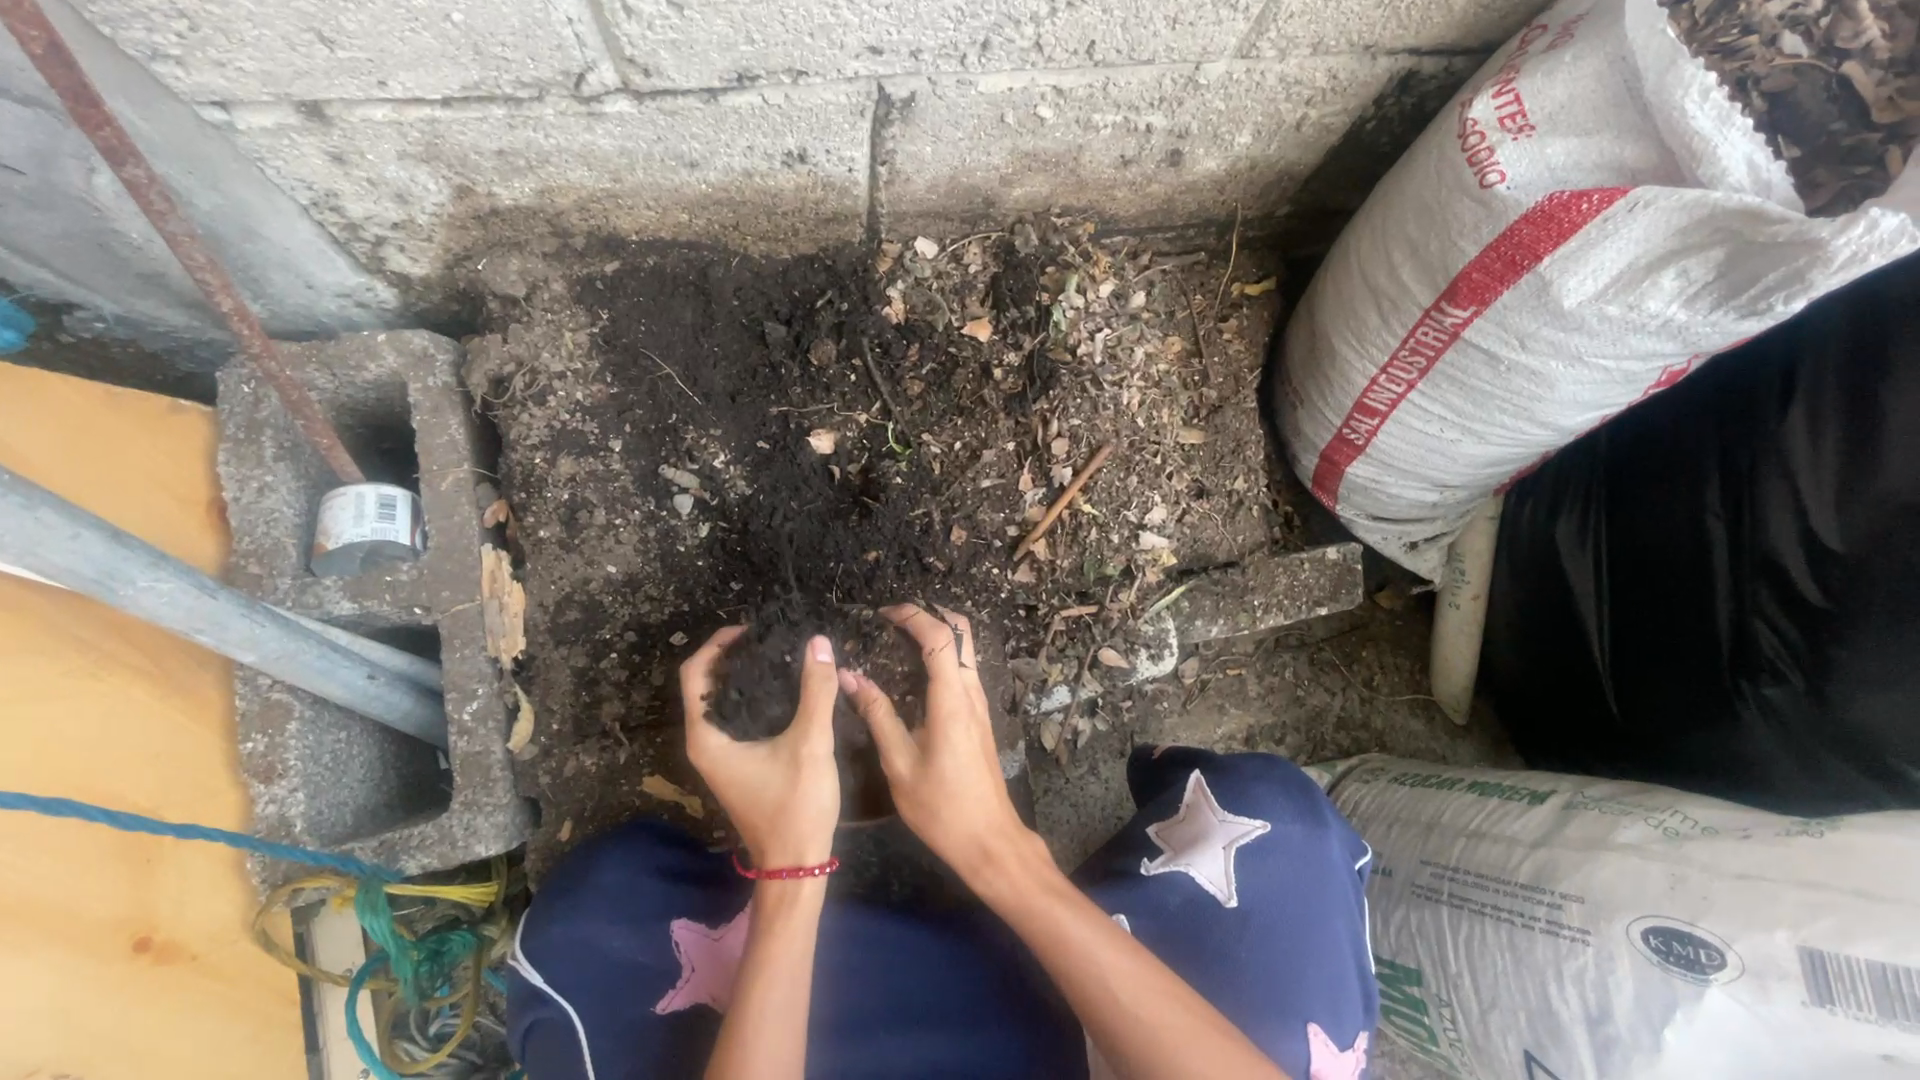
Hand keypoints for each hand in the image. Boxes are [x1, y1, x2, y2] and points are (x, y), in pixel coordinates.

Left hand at [680, 626, 841, 867]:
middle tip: (768, 638)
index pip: (694, 674)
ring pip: (722, 701)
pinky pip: (736, 717)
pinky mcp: (737, 762)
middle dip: (732, 657)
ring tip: (777, 655)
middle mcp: (704, 744)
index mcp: (707, 738)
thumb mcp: (811, 743)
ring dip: (744, 676)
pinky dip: (753, 697)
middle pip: (705, 684)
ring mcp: (719, 756)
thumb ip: (816, 691)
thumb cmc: (796, 805)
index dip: (718, 645)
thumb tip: (819, 642)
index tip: (751, 630)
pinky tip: (784, 689)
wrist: (796, 861)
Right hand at [840, 604, 1033, 880]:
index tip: (884, 614)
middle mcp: (972, 694)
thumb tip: (850, 677)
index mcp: (952, 700)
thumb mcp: (899, 764)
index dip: (913, 616)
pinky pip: (964, 671)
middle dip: (931, 615)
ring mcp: (980, 706)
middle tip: (894, 619)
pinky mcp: (979, 719)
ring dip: (938, 635)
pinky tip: (915, 674)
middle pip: (962, 633)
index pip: (940, 637)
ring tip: (898, 640)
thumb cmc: (940, 807)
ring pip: (966, 651)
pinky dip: (942, 657)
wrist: (989, 839)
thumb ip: (877, 715)